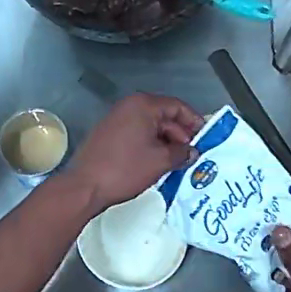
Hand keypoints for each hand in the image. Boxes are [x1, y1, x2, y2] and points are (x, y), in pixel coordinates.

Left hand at [61, 93, 203, 213]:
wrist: (85, 186)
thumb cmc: (124, 169)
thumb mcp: (160, 161)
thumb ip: (182, 153)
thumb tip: (192, 152)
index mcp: (143, 105)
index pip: (177, 107)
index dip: (194, 122)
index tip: (205, 137)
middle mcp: (128, 107)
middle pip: (164, 116)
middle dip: (181, 135)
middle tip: (193, 155)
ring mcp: (116, 120)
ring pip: (150, 127)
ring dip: (166, 143)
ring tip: (178, 163)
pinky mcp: (109, 135)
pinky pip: (137, 135)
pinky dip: (150, 146)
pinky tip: (158, 164)